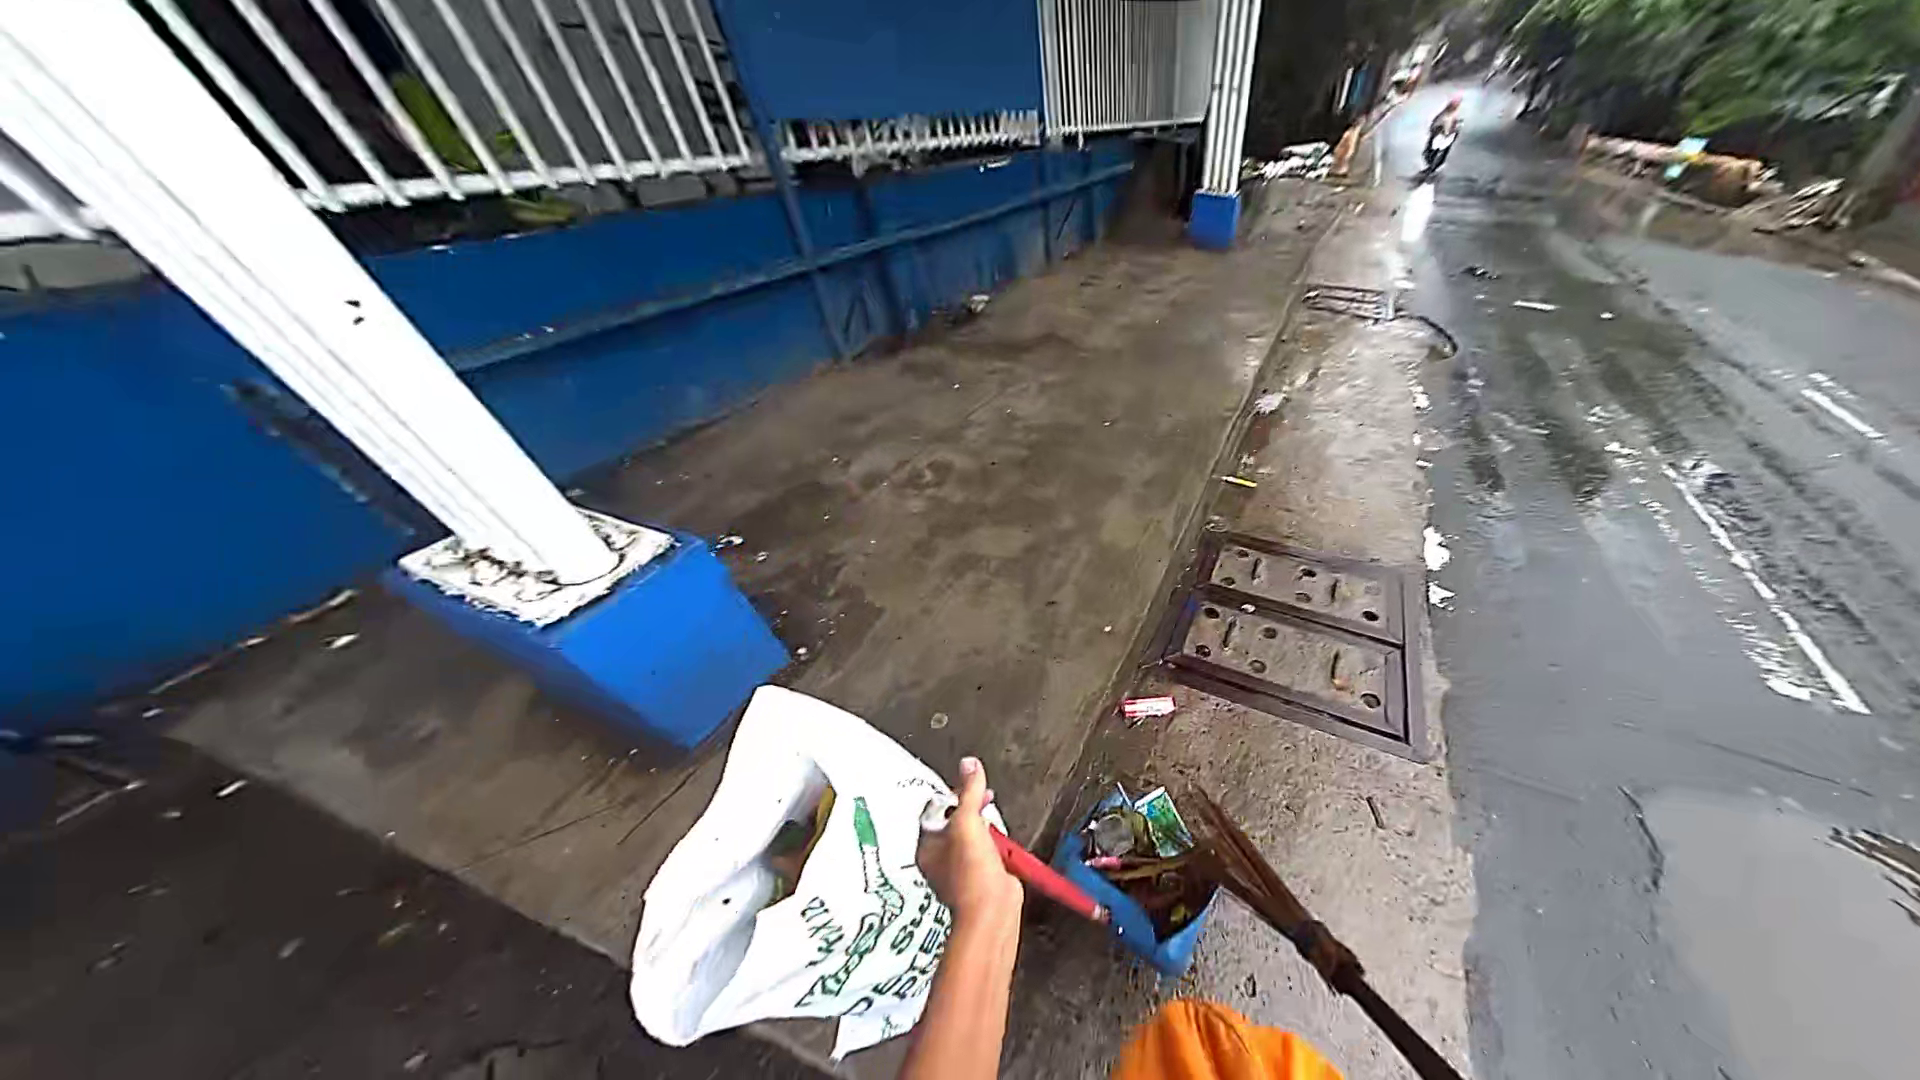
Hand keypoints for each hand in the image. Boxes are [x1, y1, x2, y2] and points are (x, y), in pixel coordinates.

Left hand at [917, 757, 1022, 925]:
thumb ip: (969, 792)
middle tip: (982, 793)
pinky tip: (1000, 835)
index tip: (967, 782)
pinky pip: (984, 849)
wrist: (993, 910)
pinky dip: (992, 840)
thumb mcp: (968, 821)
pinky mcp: (981, 875)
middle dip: (968, 806)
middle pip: (953, 821)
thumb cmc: (972, 872)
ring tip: (990, 808)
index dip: (951, 794)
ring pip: (969, 835)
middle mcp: (940, 858)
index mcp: (928, 846)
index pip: (935, 810)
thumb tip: (969, 764)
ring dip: (981, 822)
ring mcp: (961, 868)